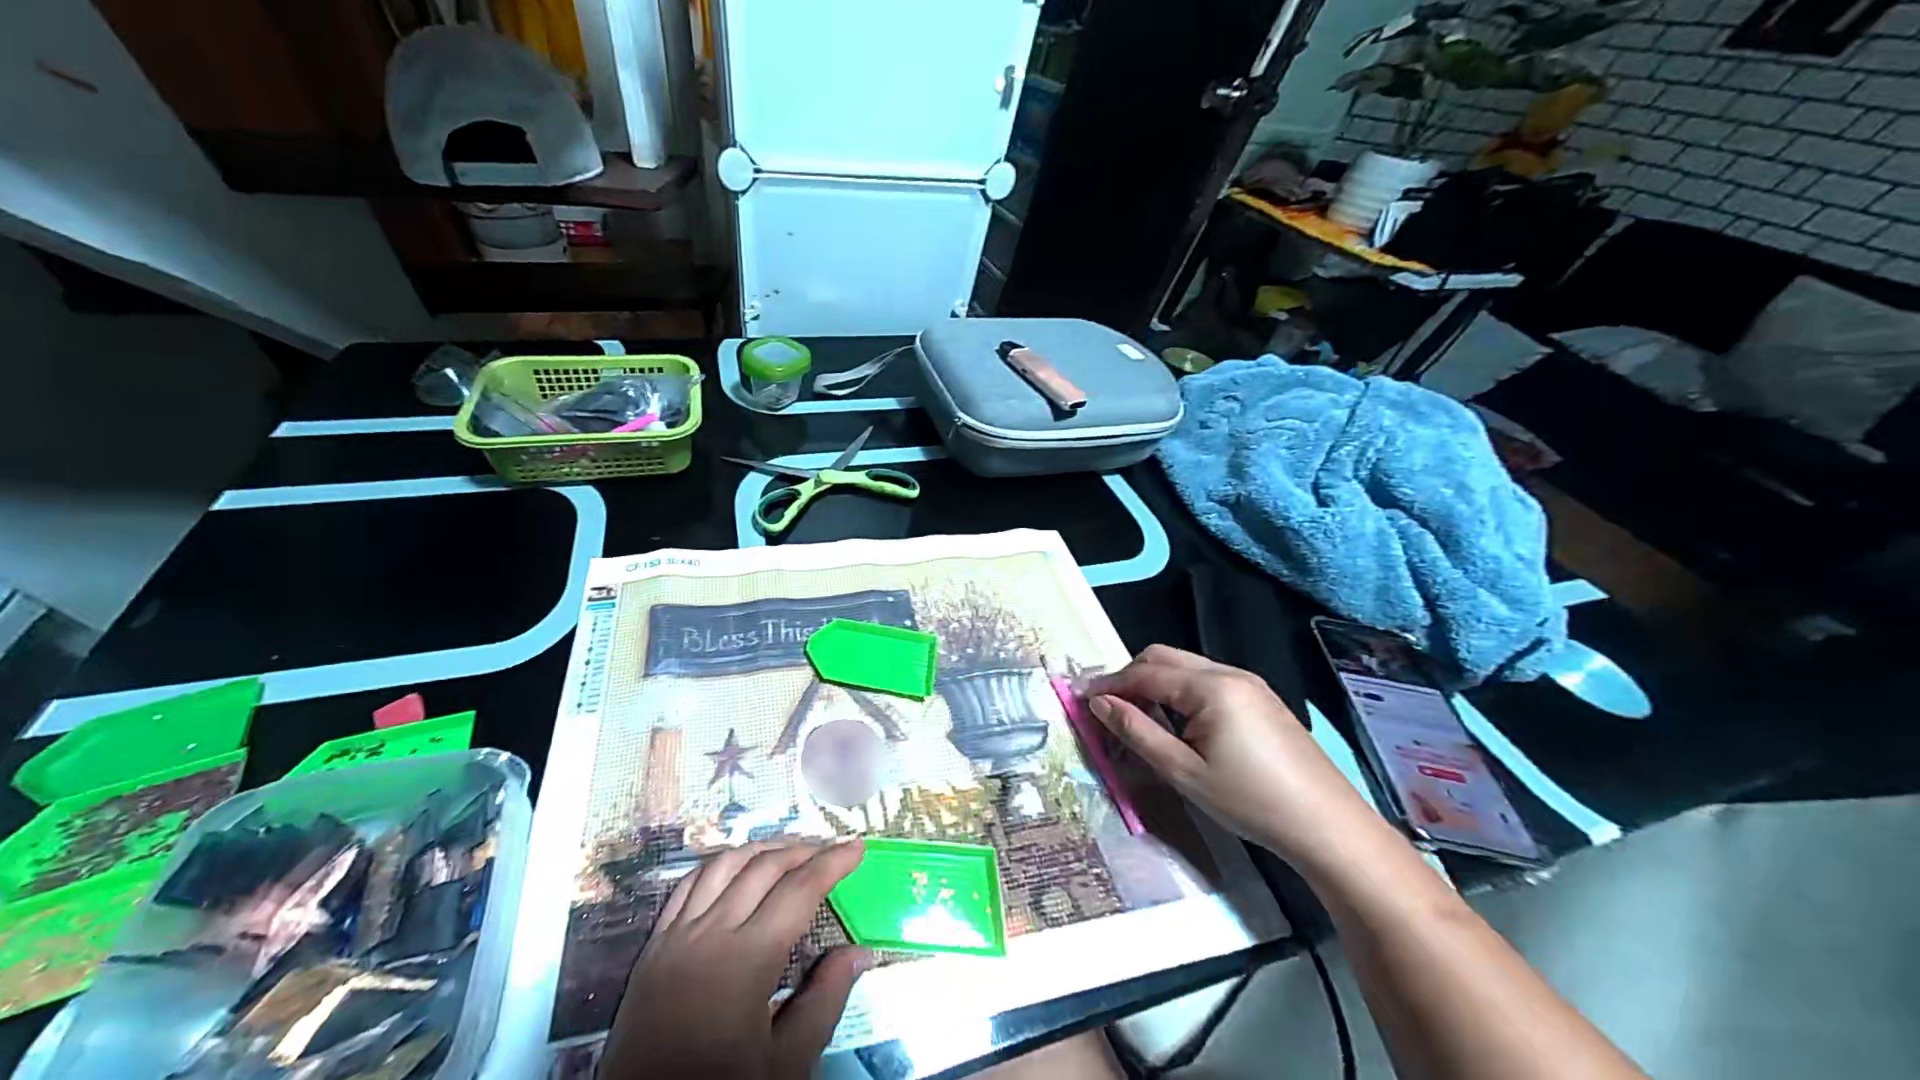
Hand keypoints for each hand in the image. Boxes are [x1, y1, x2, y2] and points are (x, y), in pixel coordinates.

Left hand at [600, 839, 869, 1079]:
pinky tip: (736, 867)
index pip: (800, 890)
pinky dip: (720, 864)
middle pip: (764, 867)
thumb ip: (824, 1001)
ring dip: (763, 850)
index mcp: (747, 959)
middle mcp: (710, 932)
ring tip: (790, 851)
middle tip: (832, 851)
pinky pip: (688, 884)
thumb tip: (858, 952)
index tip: (857, 846)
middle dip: (804, 850)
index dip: (833, 863)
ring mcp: (676, 934)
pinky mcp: (654, 945)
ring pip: (725, 865)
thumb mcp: (784, 1064)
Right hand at [1086, 645, 1385, 870]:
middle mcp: (1230, 673)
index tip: (1082, 699)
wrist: (1327, 825)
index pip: (1145, 672)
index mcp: (1210, 687)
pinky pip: (1208, 680)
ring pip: (1187, 667)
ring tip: (1137, 716)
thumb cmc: (1250, 801)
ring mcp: (1250, 683)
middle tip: (1108, 707)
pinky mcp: (1262, 698)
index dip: (1110, 684)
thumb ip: (1137, 732)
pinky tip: (1178, 722)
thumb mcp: (1183, 772)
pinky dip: (1180, 691)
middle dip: (1130, 676)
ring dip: (1156, 682)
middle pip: (1165, 657)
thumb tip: (1099, 703)